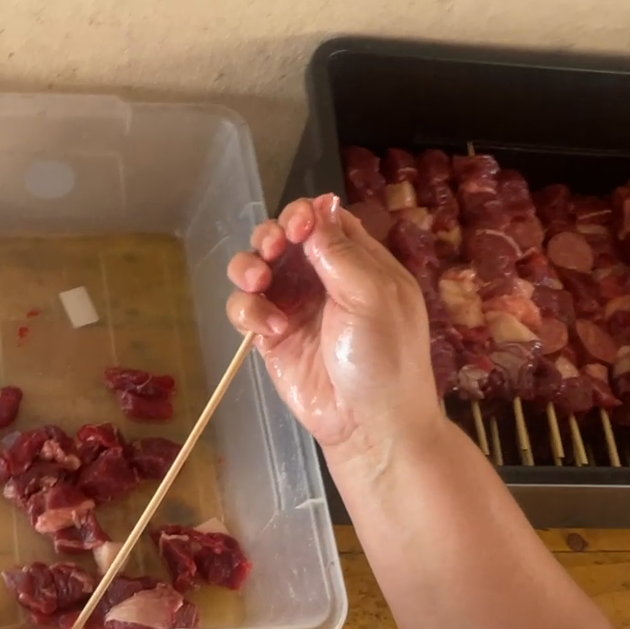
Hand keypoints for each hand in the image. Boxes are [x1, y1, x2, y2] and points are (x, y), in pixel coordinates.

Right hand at [225, 194, 444, 466]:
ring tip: (257, 283)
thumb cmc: (384, 356)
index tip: (297, 228)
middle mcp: (321, 280)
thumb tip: (318, 205)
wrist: (368, 423)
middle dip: (269, 236)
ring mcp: (293, 308)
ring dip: (248, 267)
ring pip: (255, 269)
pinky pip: (245, 309)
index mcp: (357, 262)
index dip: (304, 215)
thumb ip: (340, 252)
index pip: (323, 221)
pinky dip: (248, 311)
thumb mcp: (372, 295)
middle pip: (282, 239)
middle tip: (271, 250)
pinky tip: (269, 329)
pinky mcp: (269, 339)